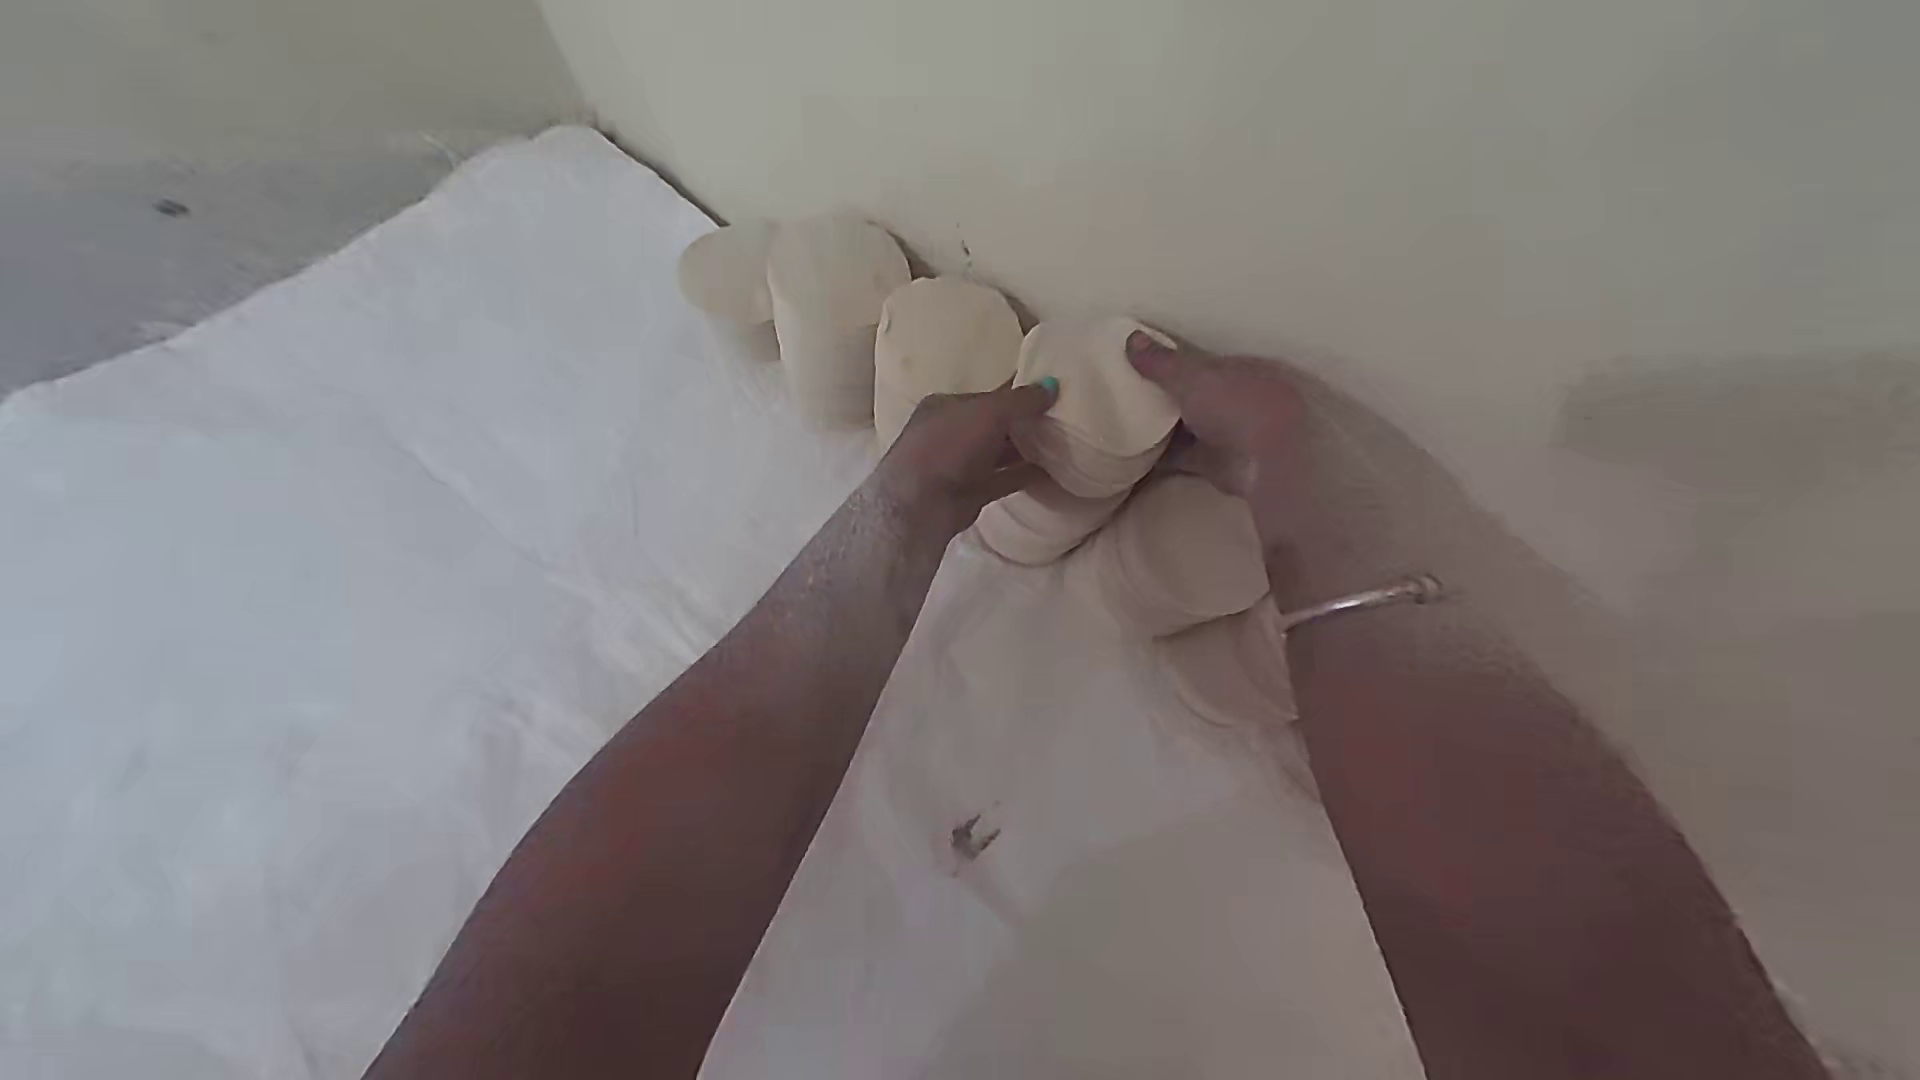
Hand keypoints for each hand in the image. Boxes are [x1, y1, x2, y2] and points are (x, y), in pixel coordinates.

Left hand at [869, 379, 1058, 539]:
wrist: (921, 503)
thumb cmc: (949, 444)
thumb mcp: (989, 412)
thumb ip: (1022, 399)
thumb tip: (1053, 385)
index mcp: (946, 406)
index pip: (987, 396)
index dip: (1017, 393)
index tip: (1050, 392)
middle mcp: (951, 433)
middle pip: (995, 424)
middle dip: (1025, 422)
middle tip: (1063, 417)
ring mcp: (960, 465)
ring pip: (1000, 453)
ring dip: (1027, 449)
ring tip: (1064, 442)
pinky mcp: (972, 492)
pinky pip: (1005, 478)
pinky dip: (1026, 474)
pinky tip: (1054, 470)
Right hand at [1124, 330, 1304, 500]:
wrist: (1263, 465)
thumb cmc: (1236, 408)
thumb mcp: (1193, 379)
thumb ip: (1162, 363)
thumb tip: (1132, 338)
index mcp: (1243, 370)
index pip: (1205, 362)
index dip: (1175, 362)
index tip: (1143, 364)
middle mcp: (1238, 400)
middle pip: (1195, 394)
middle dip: (1165, 394)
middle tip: (1127, 390)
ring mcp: (1227, 434)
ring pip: (1187, 425)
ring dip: (1161, 425)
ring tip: (1124, 418)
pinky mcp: (1214, 463)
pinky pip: (1180, 455)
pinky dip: (1159, 454)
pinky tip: (1133, 449)